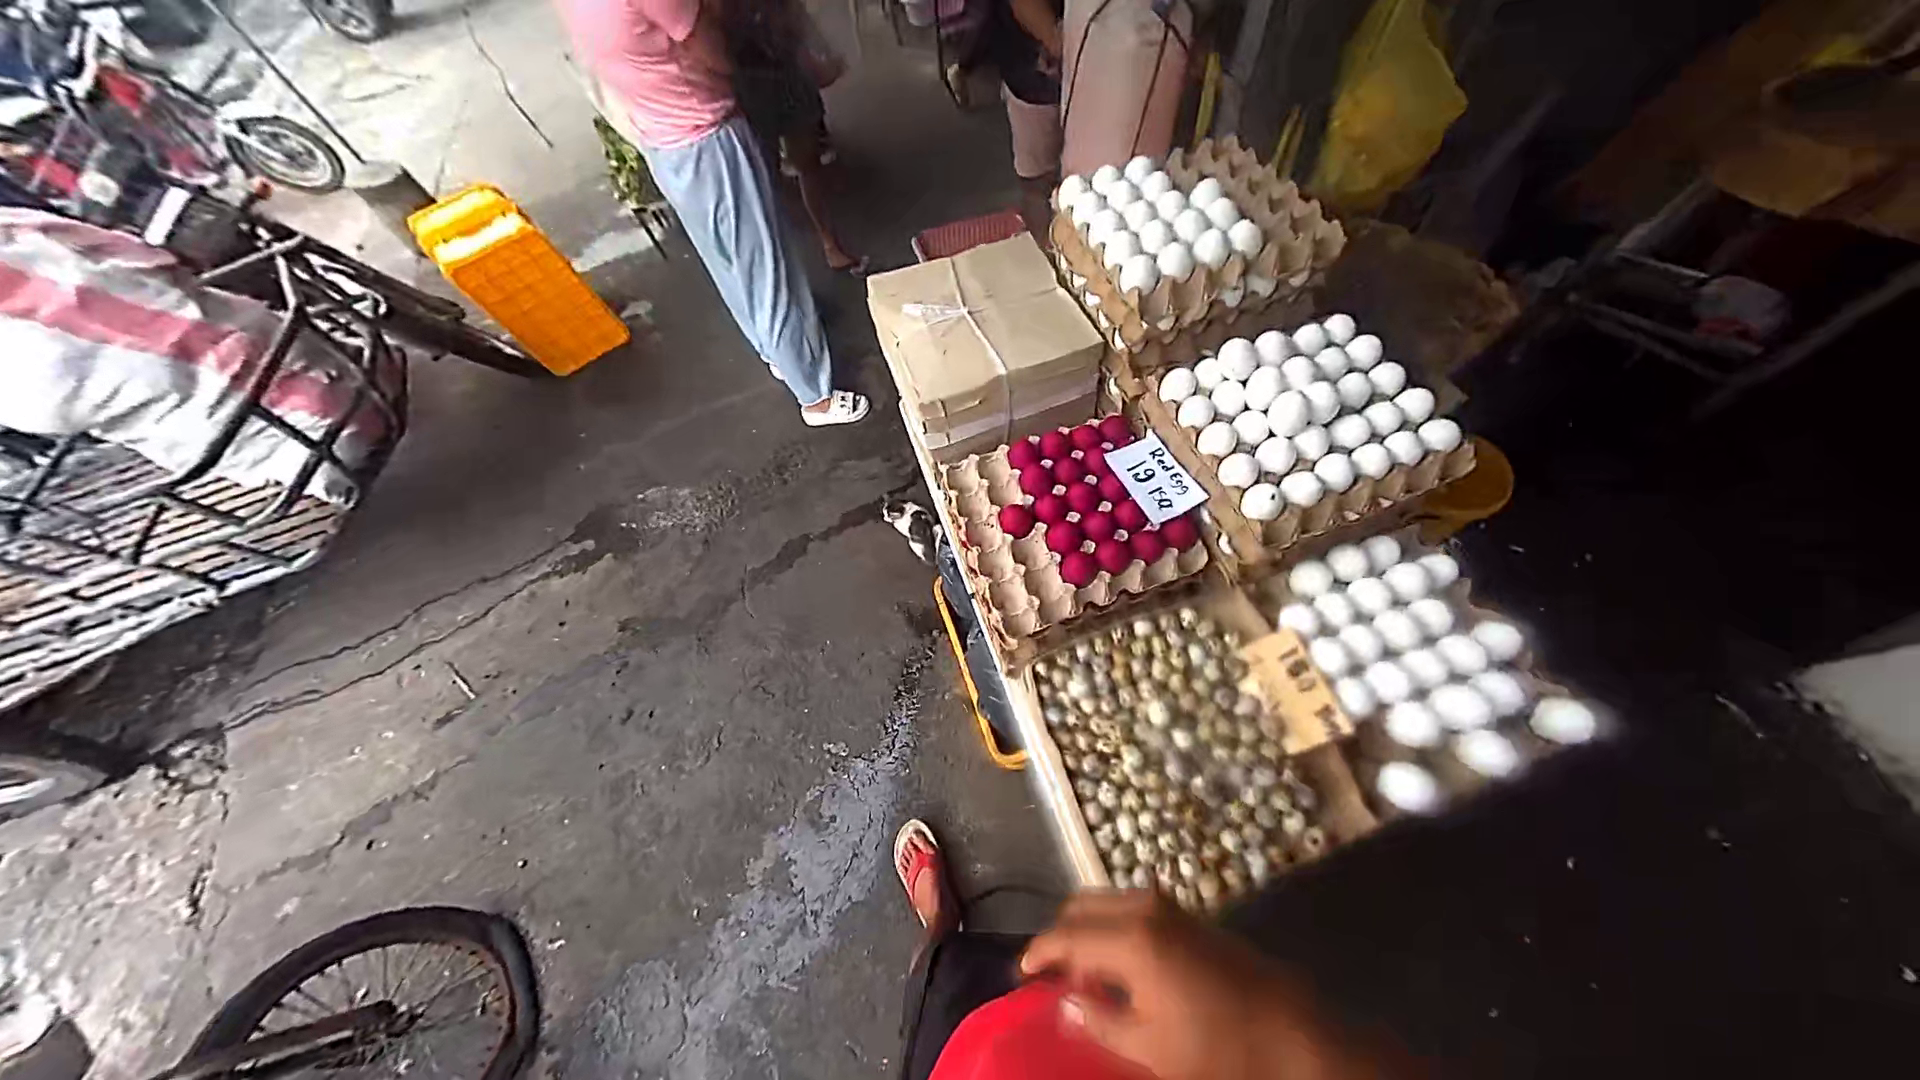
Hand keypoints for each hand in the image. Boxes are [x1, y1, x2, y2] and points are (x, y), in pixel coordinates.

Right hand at [1020, 892, 1376, 1079]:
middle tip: (1052, 977)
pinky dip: (1108, 925)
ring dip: (1084, 929)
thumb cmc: (1220, 1050)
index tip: (1021, 974)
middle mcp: (1142, 906)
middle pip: (1079, 907)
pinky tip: (1116, 964)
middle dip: (1059, 937)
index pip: (1066, 936)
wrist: (1295, 1033)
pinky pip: (1126, 905)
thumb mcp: (1152, 1049)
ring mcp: (1164, 903)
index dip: (1038, 954)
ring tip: (1084, 975)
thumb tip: (1066, 999)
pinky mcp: (1181, 910)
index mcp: (1131, 938)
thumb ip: (1099, 1019)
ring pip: (1102, 901)